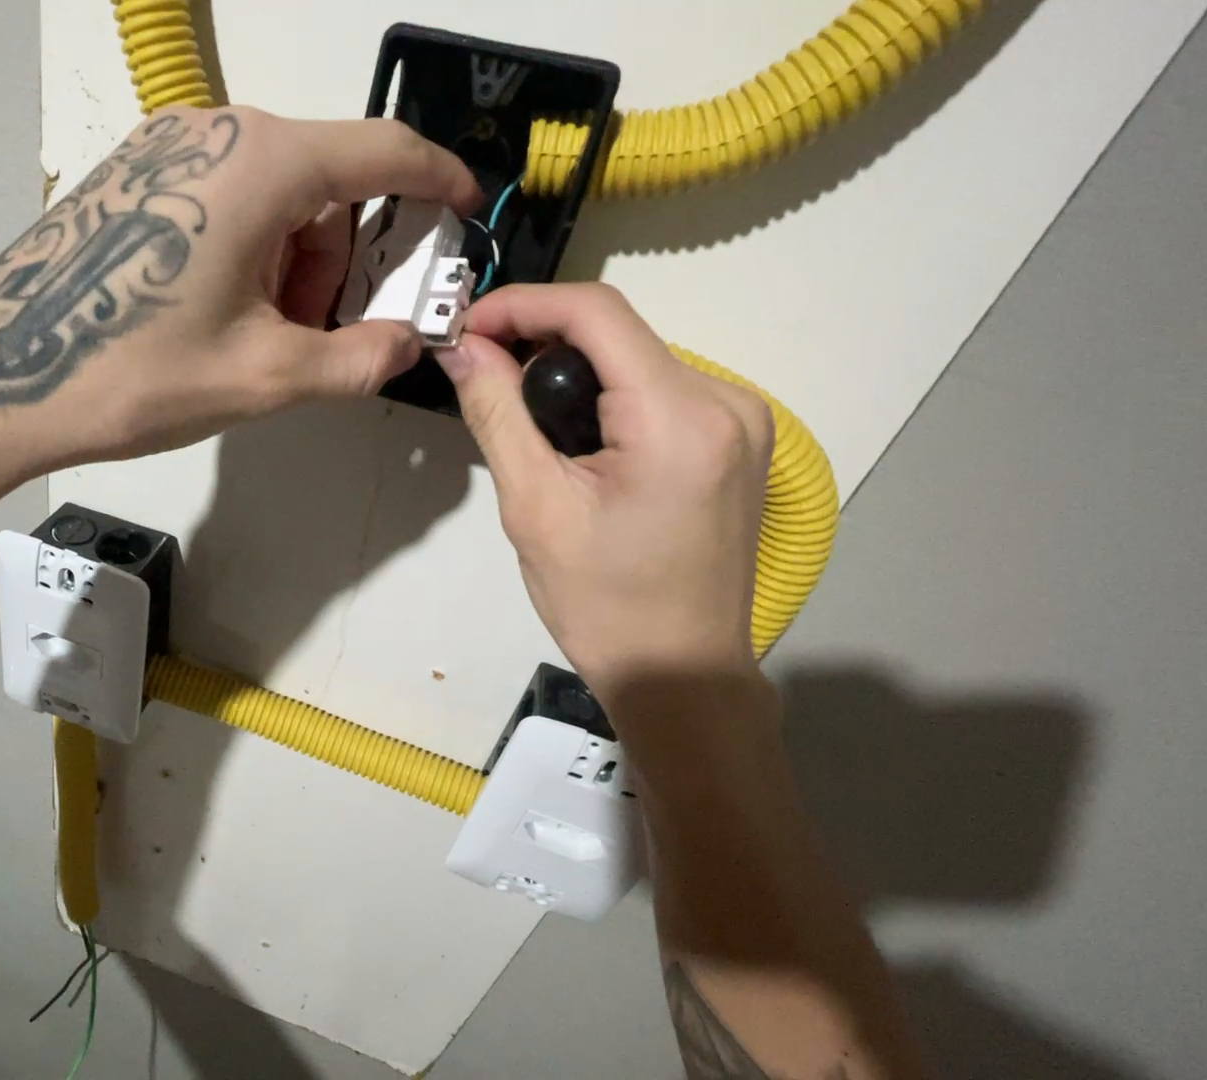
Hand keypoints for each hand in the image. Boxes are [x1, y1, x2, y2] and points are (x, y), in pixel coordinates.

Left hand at [0, 106, 478, 479]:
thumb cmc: (138, 373)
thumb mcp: (266, 377)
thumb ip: (359, 358)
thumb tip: (411, 344)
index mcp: (262, 163)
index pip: (383, 151)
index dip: (437, 182)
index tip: (466, 211)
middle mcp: (216, 132)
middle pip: (327, 182)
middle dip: (343, 260)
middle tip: (317, 338)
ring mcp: (167, 149)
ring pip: (277, 196)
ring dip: (293, 266)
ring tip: (254, 339)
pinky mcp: (137, 176)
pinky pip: (228, 200)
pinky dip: (252, 253)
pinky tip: (218, 313)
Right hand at [436, 284, 772, 706]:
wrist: (680, 673)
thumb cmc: (601, 603)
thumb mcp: (534, 507)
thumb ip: (498, 413)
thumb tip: (463, 347)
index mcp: (680, 417)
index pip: (596, 312)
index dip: (522, 304)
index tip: (467, 328)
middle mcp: (727, 400)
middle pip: (618, 333)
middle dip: (542, 343)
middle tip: (485, 381)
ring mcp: (742, 421)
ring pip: (636, 360)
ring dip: (573, 375)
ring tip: (526, 424)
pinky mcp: (738, 442)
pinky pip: (659, 391)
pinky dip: (607, 400)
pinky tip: (577, 444)